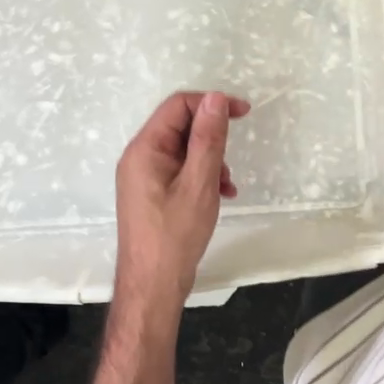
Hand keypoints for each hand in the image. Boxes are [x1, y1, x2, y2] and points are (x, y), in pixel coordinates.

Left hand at [114, 91, 250, 306]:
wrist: (153, 285)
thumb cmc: (176, 234)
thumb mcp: (199, 182)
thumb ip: (208, 138)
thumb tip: (215, 98)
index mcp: (145, 148)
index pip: (179, 105)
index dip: (212, 104)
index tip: (244, 114)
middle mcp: (139, 156)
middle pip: (180, 126)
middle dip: (212, 137)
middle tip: (233, 158)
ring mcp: (144, 176)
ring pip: (184, 149)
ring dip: (211, 158)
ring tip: (226, 184)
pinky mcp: (152, 192)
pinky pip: (180, 169)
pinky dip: (203, 175)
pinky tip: (220, 194)